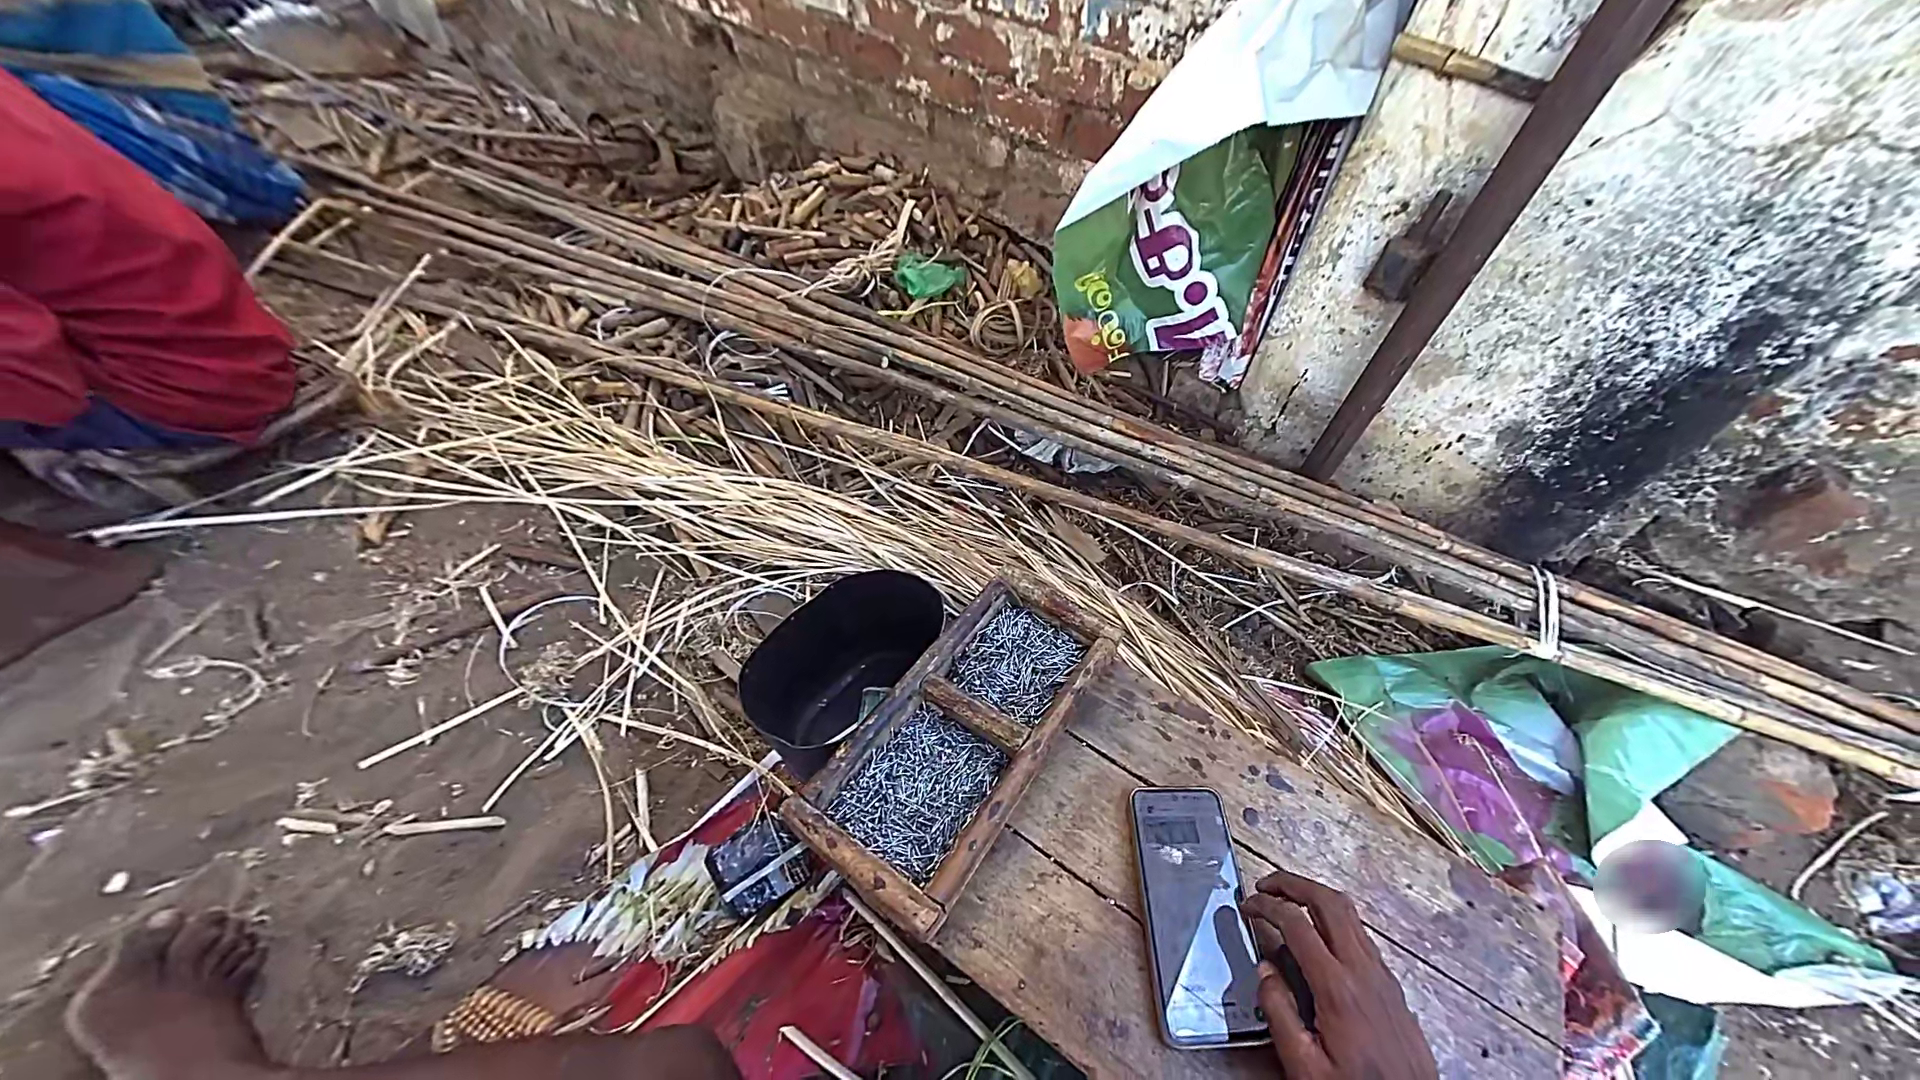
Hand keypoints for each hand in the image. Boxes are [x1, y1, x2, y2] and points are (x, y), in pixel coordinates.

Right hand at [1240, 870, 1437, 1079]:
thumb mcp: (1305, 1067)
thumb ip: (1278, 1013)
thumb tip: (1265, 971)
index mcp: (1338, 989)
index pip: (1296, 922)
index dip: (1265, 905)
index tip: (1248, 906)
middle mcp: (1364, 973)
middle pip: (1328, 901)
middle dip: (1291, 883)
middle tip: (1266, 885)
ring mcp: (1382, 976)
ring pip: (1348, 912)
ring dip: (1313, 896)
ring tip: (1287, 900)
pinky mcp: (1392, 987)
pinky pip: (1360, 934)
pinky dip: (1331, 918)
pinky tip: (1316, 935)